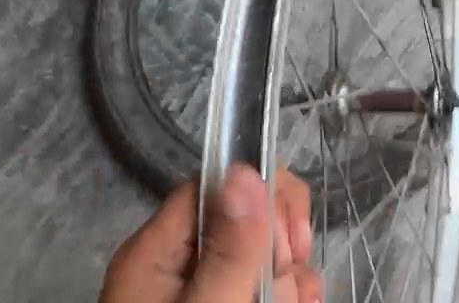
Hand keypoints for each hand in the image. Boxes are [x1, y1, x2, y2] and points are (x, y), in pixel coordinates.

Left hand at [101, 165, 319, 302]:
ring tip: (296, 302)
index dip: (262, 195)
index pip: (215, 183)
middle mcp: (176, 263)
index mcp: (155, 250)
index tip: (292, 235)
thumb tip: (247, 169)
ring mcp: (200, 288)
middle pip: (246, 213)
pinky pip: (265, 280)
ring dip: (289, 275)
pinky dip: (289, 290)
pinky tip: (303, 302)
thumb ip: (229, 250)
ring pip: (263, 251)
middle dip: (279, 243)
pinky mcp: (223, 302)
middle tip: (282, 285)